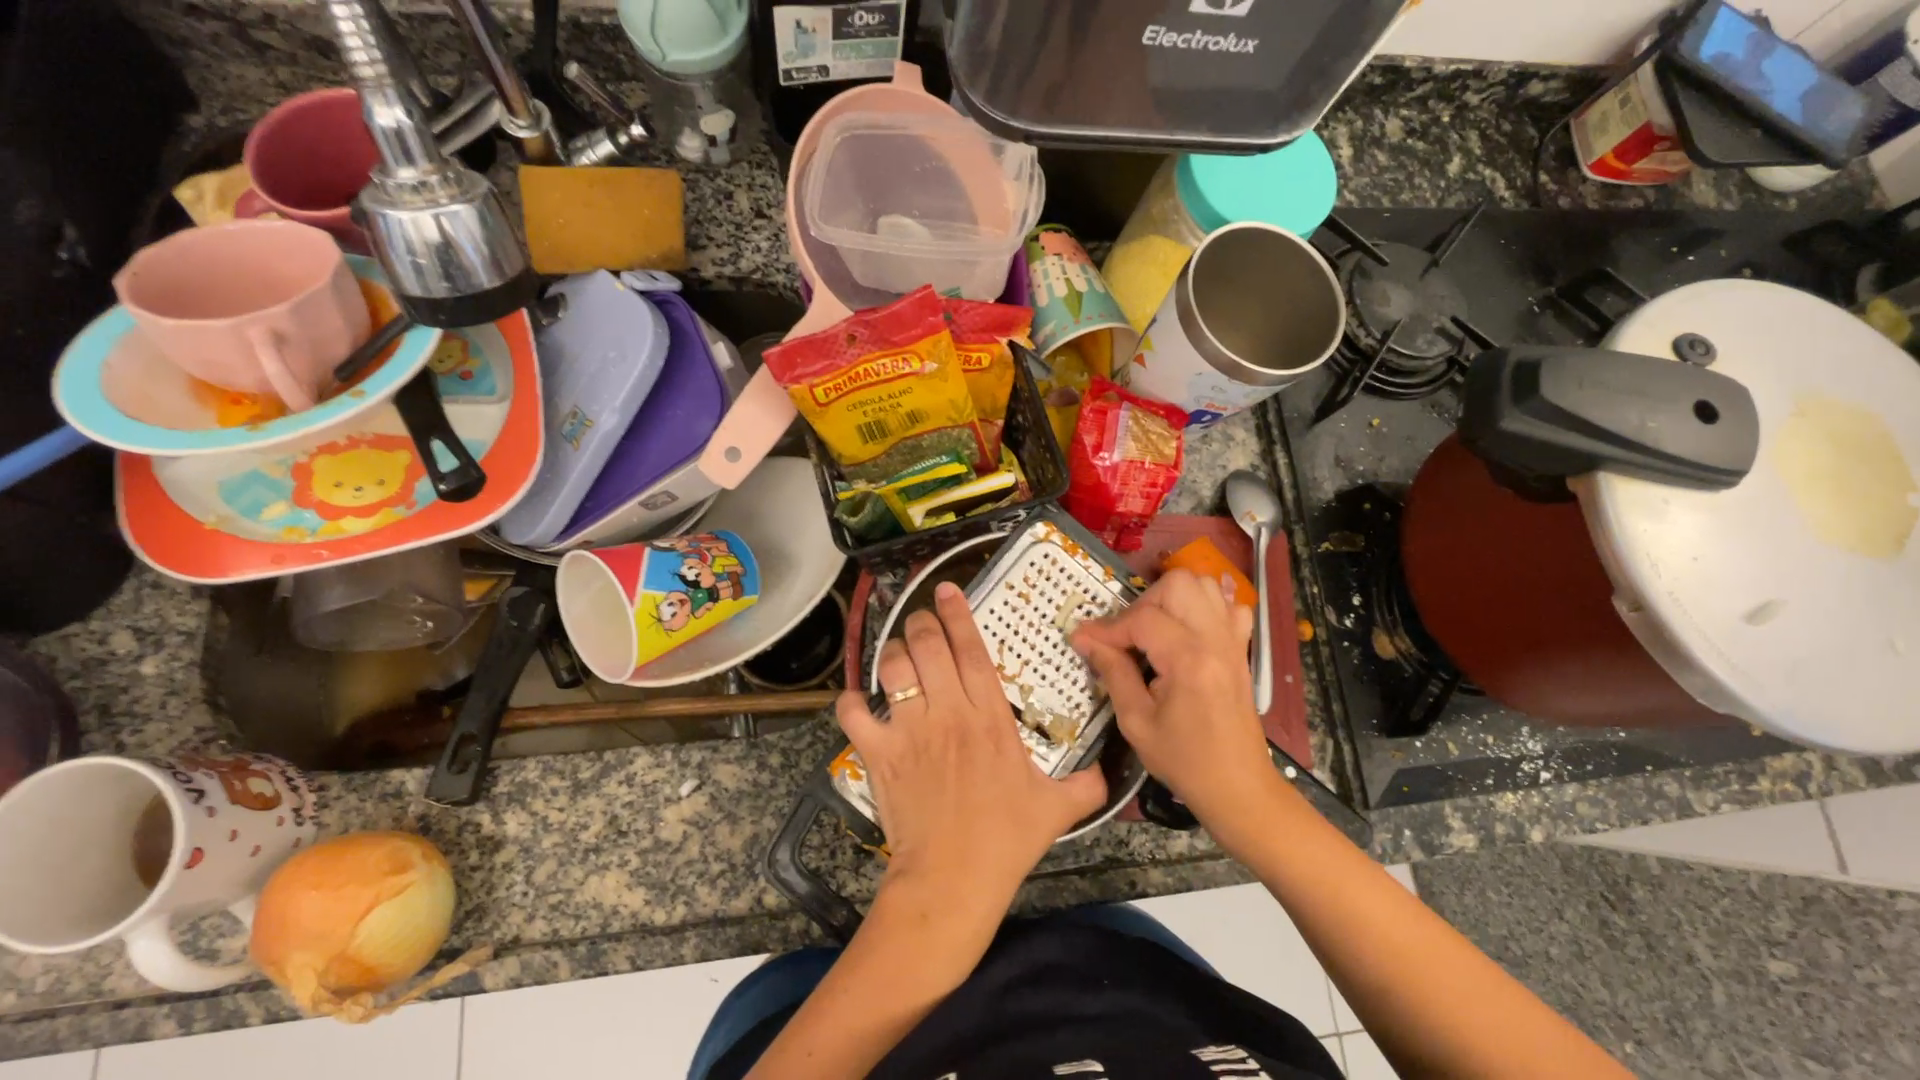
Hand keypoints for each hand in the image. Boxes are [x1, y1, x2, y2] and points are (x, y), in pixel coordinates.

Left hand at [840, 582, 1107, 905]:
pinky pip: (854, 713)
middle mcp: (949, 713)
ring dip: (892, 654)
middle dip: (920, 624)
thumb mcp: (1059, 809)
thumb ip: (1088, 784)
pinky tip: (859, 702)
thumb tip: (1110, 772)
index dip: (958, 614)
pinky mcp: (879, 754)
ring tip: (898, 656)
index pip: (972, 650)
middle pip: (927, 646)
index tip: (947, 590)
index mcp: (990, 717)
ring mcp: (910, 731)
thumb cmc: (1006, 840)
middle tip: (921, 622)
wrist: (953, 878)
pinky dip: (852, 702)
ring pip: (893, 668)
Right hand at [1070, 569, 1275, 835]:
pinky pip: (1230, 606)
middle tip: (1126, 635)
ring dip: (1172, 598)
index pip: (1142, 619)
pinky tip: (1187, 626)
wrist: (1237, 785)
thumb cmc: (1184, 760)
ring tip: (1153, 629)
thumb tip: (1086, 640)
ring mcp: (1233, 641)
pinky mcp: (1241, 649)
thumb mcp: (1136, 722)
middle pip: (1178, 585)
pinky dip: (1206, 605)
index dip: (1107, 627)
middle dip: (1143, 603)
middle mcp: (1216, 640)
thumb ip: (1113, 672)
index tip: (1083, 639)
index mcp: (1189, 661)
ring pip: (1205, 585)